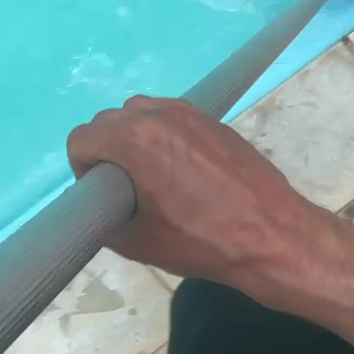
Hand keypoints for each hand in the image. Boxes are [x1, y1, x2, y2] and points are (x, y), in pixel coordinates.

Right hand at [65, 96, 353, 353]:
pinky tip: (182, 170)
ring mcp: (194, 113)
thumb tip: (99, 202)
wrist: (270, 232)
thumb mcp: (134, 240)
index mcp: (137, 137)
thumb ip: (102, 214)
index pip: (83, 138)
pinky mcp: (217, 120)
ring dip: (137, 139)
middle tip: (124, 189)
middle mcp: (163, 113)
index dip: (84, 170)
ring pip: (144, 114)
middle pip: (112, 121)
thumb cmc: (200, 240)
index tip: (102, 195)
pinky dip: (166, 136)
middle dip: (109, 151)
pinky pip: (174, 118)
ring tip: (153, 178)